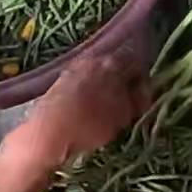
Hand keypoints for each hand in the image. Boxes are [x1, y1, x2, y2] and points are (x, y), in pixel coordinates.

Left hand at [4, 46, 148, 178]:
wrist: (48, 132)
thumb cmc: (89, 124)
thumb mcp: (122, 115)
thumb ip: (136, 99)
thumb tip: (143, 91)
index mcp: (112, 63)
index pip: (136, 63)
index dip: (142, 80)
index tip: (143, 95)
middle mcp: (93, 58)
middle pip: (116, 64)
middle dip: (123, 80)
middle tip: (127, 101)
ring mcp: (75, 67)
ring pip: (99, 72)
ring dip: (105, 84)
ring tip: (107, 106)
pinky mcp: (61, 79)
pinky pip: (84, 80)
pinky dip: (90, 89)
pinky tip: (89, 106)